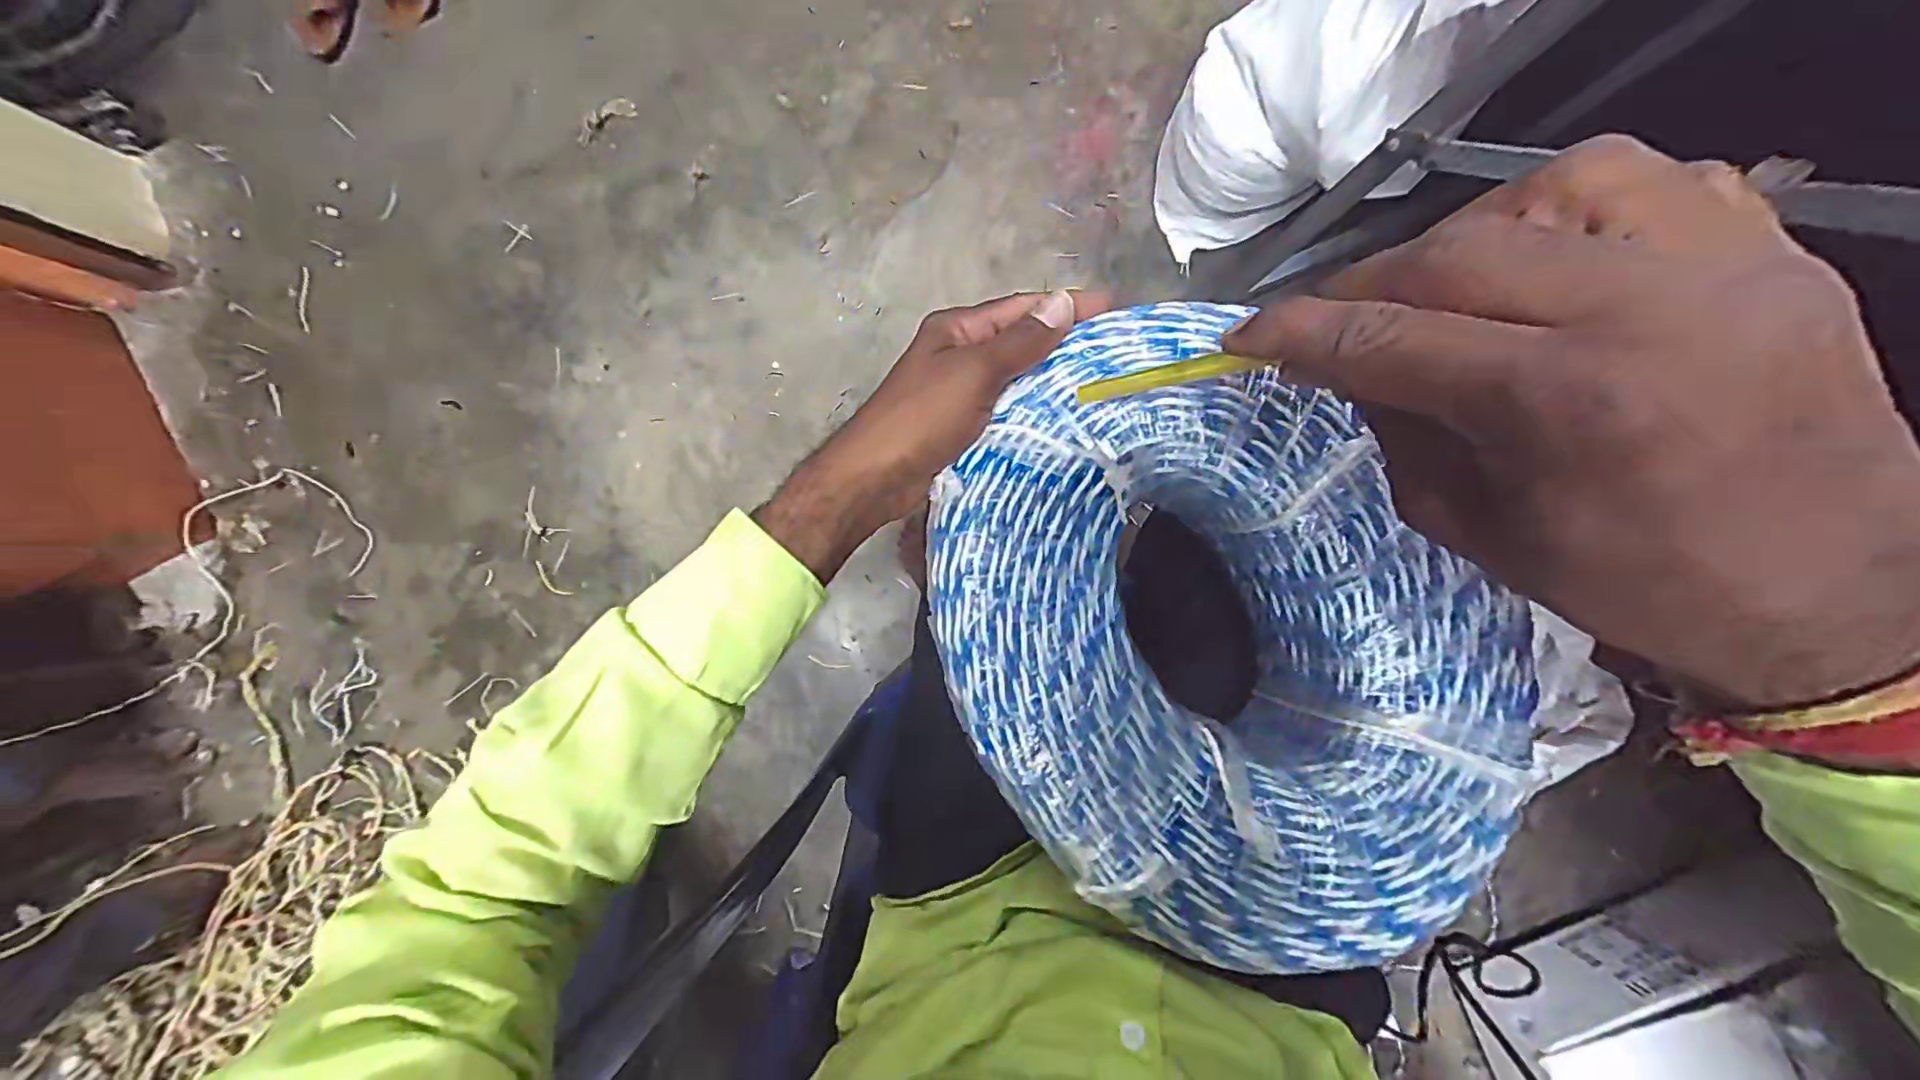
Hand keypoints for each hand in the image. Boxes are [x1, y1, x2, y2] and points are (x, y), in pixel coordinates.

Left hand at [758, 289, 1109, 581]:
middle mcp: (960, 355)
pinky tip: (1063, 419)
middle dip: (1064, 343)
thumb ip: (1019, 342)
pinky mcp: (964, 427)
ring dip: (1052, 380)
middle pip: (1021, 341)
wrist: (877, 478)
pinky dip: (1034, 411)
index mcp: (958, 330)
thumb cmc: (922, 418)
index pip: (1022, 308)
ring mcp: (961, 393)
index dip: (1066, 306)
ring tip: (1100, 384)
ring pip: (1016, 379)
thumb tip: (1062, 302)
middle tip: (1115, 352)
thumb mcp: (974, 372)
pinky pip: (1007, 410)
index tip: (1113, 307)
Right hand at [1224, 135, 1919, 708]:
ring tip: (1437, 288)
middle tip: (1327, 321)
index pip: (1391, 340)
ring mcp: (1726, 266)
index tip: (1246, 332)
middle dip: (1363, 285)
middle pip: (1453, 253)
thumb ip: (1399, 431)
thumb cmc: (1626, 580)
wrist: (1831, 584)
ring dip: (1461, 236)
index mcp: (1565, 403)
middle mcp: (1647, 310)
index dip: (1301, 331)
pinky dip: (1563, 210)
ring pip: (1548, 189)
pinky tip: (1539, 260)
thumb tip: (1344, 366)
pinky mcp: (1771, 252)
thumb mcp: (1472, 523)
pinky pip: (1647, 181)